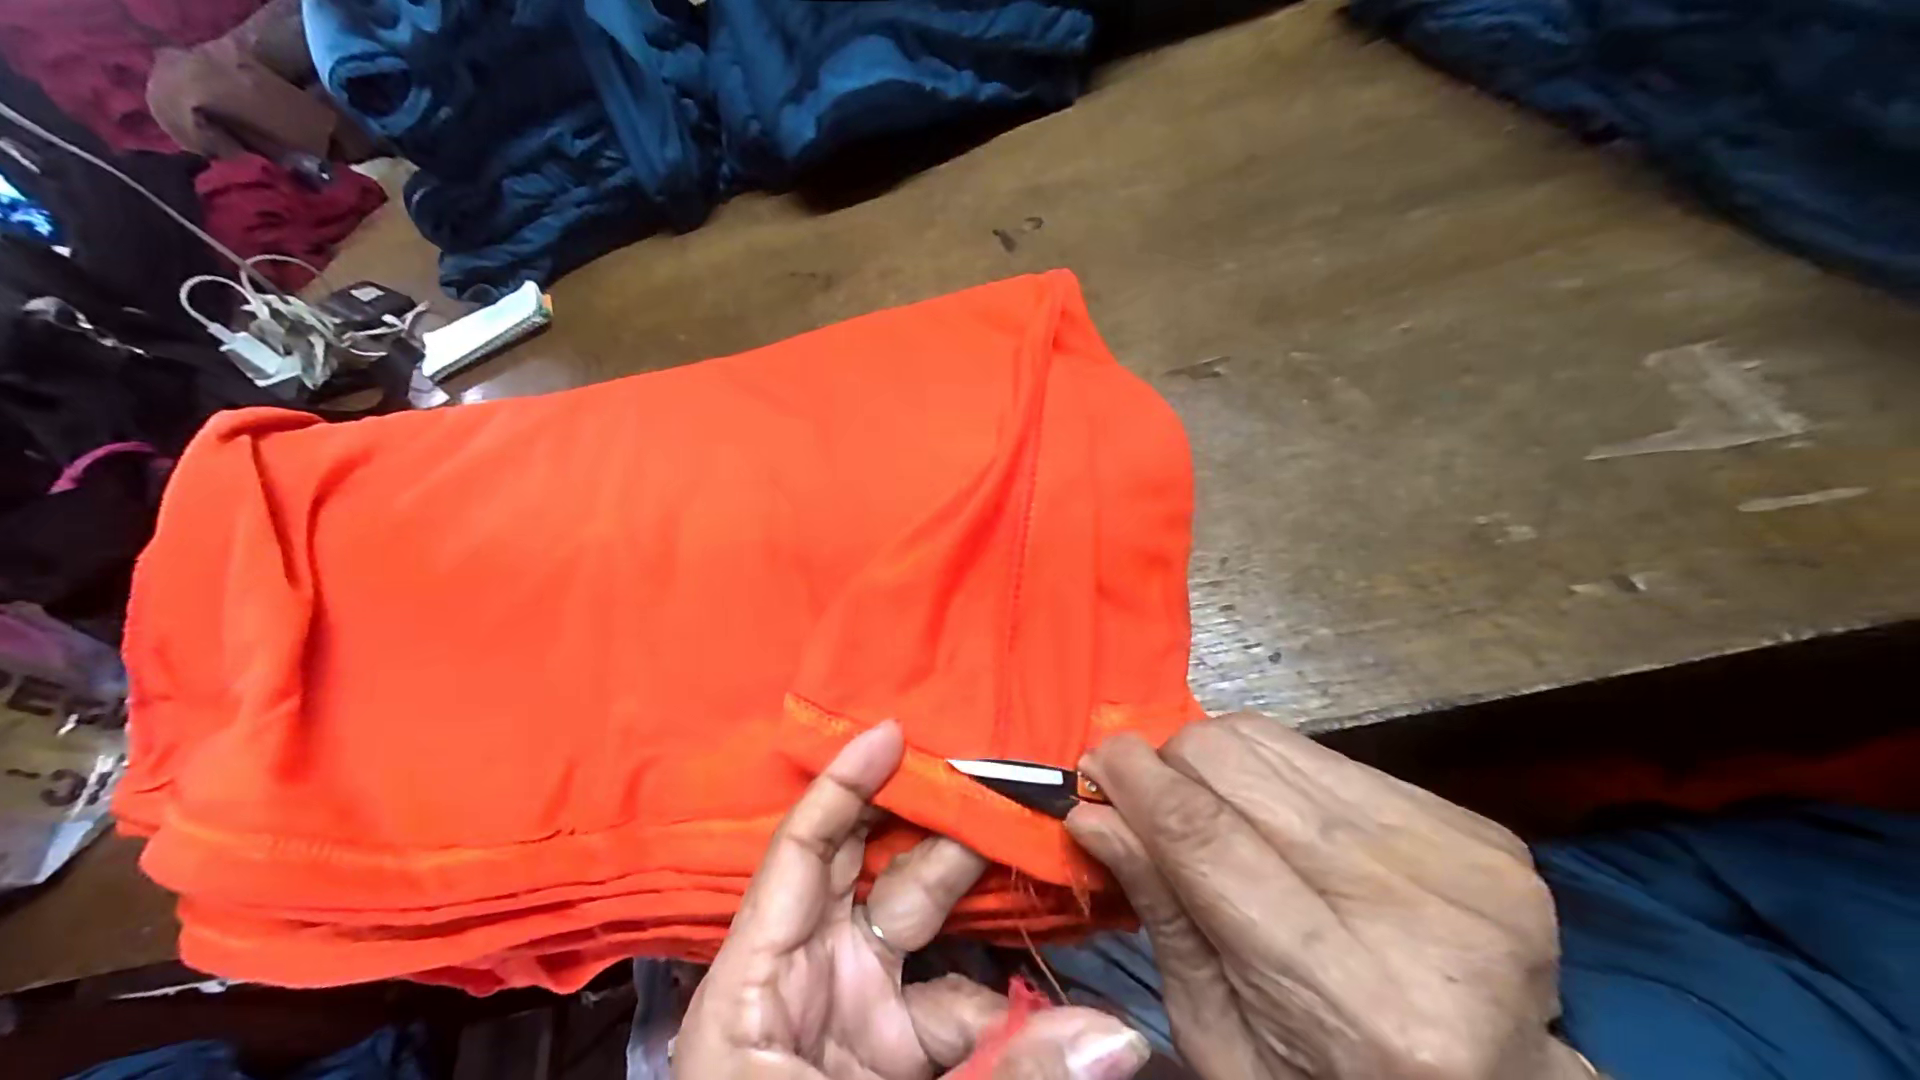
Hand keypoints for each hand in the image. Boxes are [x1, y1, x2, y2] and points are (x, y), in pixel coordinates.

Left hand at [674, 719, 1152, 1079]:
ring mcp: (857, 1017)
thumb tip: (1115, 1039)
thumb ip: (996, 1071)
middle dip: (939, 826)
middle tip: (1000, 788)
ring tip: (1049, 866)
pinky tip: (1061, 1015)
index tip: (892, 733)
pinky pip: (957, 1011)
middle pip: (877, 872)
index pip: (802, 850)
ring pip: (929, 936)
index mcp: (761, 979)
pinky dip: (1007, 1010)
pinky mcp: (893, 1057)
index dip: (844, 783)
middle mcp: (810, 979)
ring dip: (988, 907)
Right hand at [1065, 714, 1590, 1079]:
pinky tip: (1276, 819)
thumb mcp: (1221, 1041)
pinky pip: (1320, 752)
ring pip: (1273, 741)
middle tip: (1143, 794)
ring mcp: (1464, 861)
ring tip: (1210, 808)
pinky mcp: (1476, 827)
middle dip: (1169, 763)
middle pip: (1238, 767)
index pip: (1208, 840)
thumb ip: (1160, 915)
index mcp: (1362, 1010)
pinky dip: (1271, 773)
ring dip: (1217, 763)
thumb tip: (1091, 816)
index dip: (1137, 784)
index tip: (1092, 760)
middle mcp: (1426, 917)